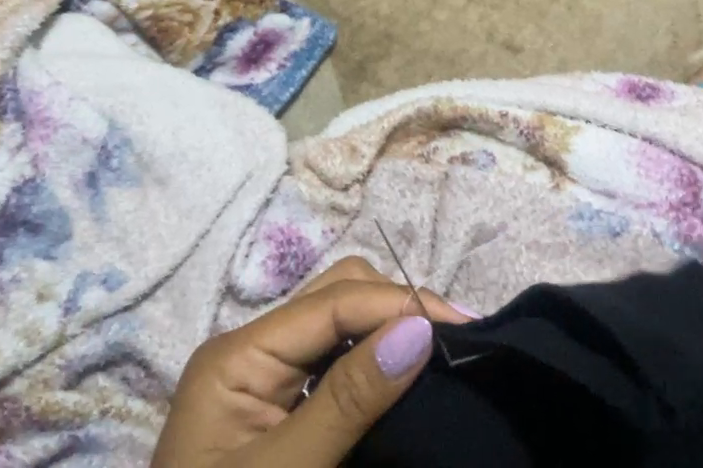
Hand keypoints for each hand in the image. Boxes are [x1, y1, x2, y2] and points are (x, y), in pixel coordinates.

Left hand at [152, 257, 469, 467]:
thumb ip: (349, 399)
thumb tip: (419, 329)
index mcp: (238, 355)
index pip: (334, 299)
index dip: (400, 303)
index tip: (464, 325)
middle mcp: (251, 351)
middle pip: (338, 295)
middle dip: (397, 308)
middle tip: (455, 342)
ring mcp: (264, 379)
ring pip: (341, 323)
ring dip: (390, 330)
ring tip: (440, 355)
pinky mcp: (280, 408)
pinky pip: (335, 362)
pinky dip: (375, 362)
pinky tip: (405, 378)